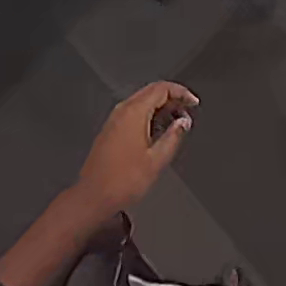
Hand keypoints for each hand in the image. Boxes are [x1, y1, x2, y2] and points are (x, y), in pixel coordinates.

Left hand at [74, 81, 197, 217]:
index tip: (193, 103)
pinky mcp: (111, 130)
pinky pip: (134, 112)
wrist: (92, 198)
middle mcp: (122, 111)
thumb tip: (184, 123)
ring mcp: (115, 120)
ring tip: (177, 124)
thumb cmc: (122, 181)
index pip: (162, 88)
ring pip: (143, 102)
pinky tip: (158, 132)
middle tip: (188, 111)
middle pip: (152, 91)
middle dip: (173, 98)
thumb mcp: (156, 160)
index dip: (181, 92)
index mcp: (134, 112)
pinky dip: (150, 115)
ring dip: (162, 108)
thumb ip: (174, 136)